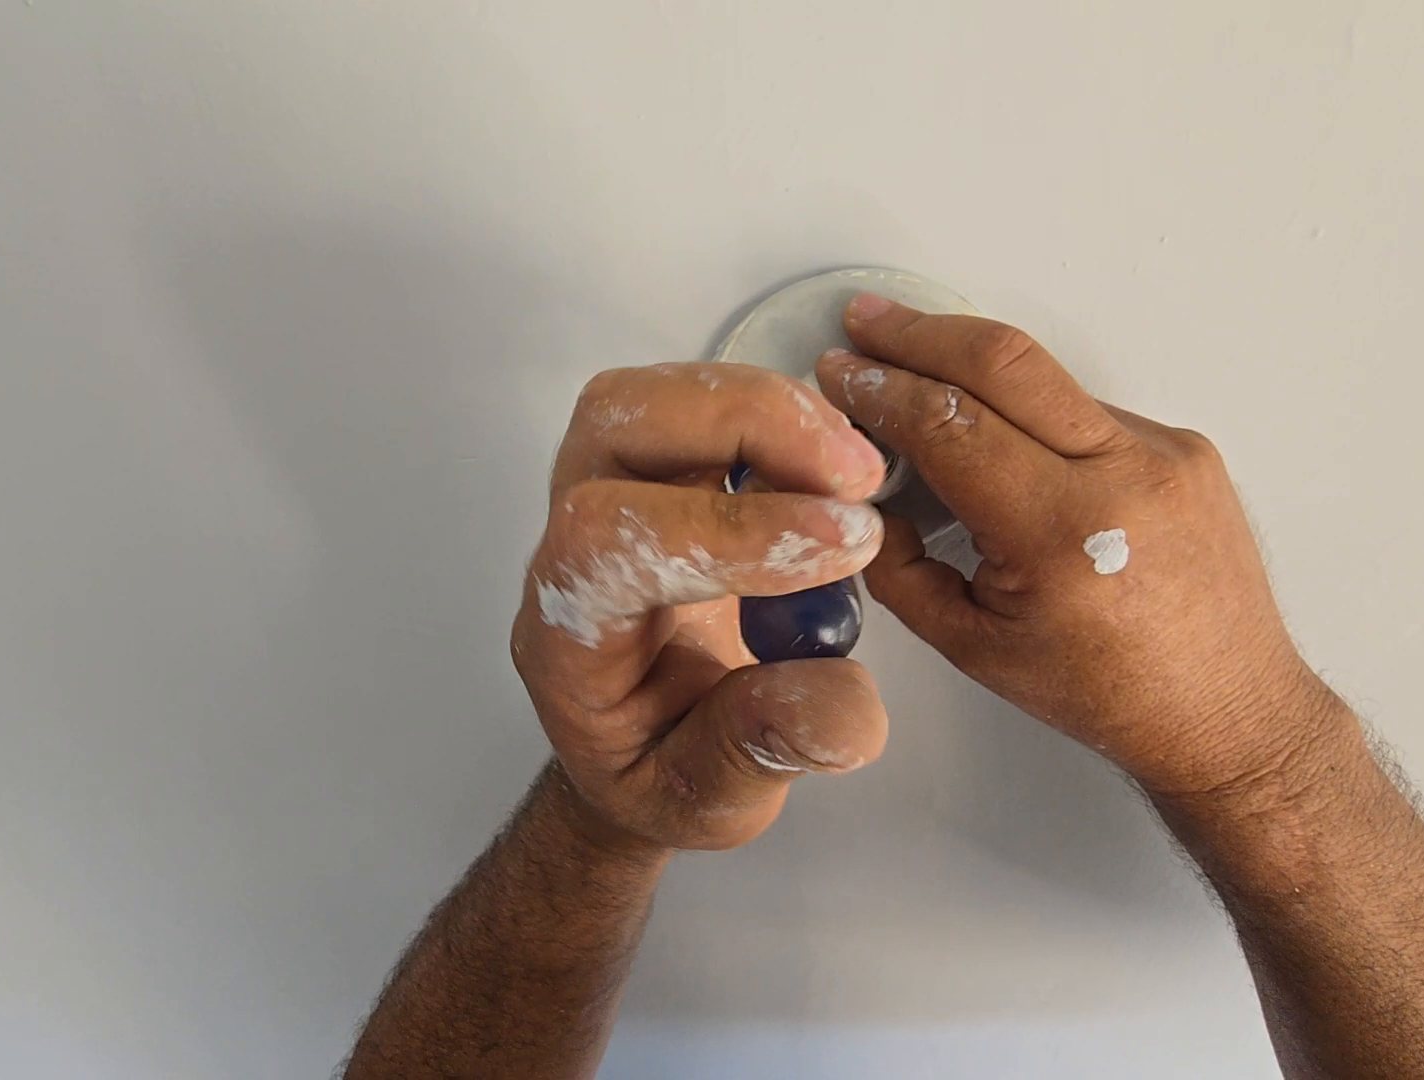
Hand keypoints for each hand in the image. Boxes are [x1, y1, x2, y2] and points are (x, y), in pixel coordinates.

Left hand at [512, 363, 890, 851]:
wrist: (639, 741)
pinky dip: (774, 416)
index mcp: (568, 635)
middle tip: (855, 480)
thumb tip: (837, 698)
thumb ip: (760, 753)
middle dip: (746, 426)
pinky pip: (698, 407)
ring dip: (766, 410)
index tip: (847, 549)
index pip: (608, 544)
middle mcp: (572, 547)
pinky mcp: (654, 476)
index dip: (728, 531)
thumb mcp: (709, 801)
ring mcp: (607, 496)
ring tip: (853, 472)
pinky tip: (828, 467)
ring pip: (656, 398)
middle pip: (616, 426)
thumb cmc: (658, 771)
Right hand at [815, 294, 1337, 797]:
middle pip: (1006, 363)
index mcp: (1061, 533)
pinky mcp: (1179, 445)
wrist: (1225, 706)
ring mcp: (1164, 450)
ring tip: (905, 358)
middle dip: (920, 333)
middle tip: (865, 320)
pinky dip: (1012, 403)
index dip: (884, 390)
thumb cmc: (1095, 688)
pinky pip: (1072, 406)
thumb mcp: (966, 643)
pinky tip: (979, 424)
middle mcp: (1126, 474)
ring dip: (962, 359)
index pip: (952, 426)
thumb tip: (868, 500)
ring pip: (1041, 377)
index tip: (839, 372)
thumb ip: (900, 568)